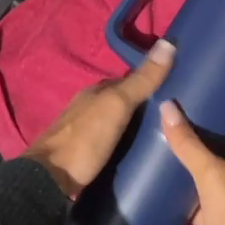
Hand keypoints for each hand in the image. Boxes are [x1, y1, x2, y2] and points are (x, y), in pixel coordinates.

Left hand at [24, 39, 174, 196]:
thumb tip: (168, 42)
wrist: (48, 182)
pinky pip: (111, 141)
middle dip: (145, 106)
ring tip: (162, 135)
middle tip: (174, 116)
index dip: (152, 81)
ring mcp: (84, 131)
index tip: (177, 89)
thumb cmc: (85, 139)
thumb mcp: (118, 105)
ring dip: (135, 125)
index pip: (131, 79)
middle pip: (123, 101)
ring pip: (117, 122)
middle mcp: (89, 106)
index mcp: (97, 90)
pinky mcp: (83, 155)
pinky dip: (125, 142)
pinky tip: (136, 152)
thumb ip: (142, 80)